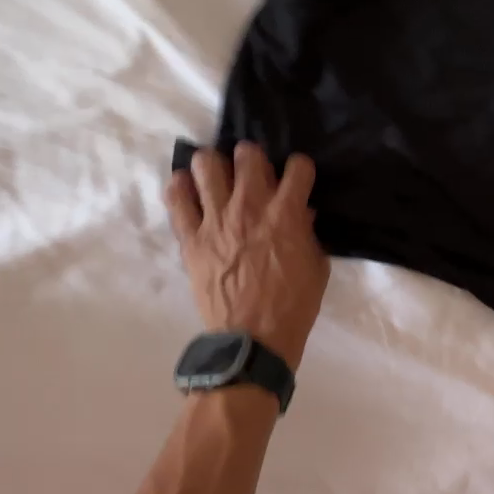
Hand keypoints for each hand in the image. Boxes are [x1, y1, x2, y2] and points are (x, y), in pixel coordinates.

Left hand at [165, 142, 329, 368]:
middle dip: (254, 159)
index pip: (297, 168)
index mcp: (287, 214)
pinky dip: (181, 188)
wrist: (255, 338)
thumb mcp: (317, 268)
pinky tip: (188, 190)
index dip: (300, 169)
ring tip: (218, 179)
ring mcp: (216, 219)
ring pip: (206, 165)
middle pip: (247, 155)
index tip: (297, 179)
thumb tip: (302, 216)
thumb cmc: (294, 305)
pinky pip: (177, 198)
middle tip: (254, 174)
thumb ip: (308, 235)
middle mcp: (250, 207)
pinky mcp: (191, 237)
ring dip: (215, 166)